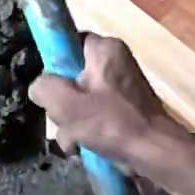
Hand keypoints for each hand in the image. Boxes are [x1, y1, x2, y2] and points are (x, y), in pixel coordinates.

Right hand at [29, 33, 183, 167]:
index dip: (53, 65)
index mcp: (104, 49)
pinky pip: (95, 113)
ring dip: (71, 122)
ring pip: (80, 99)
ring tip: (75, 140)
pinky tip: (85, 145)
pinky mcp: (126, 107)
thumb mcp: (65, 103)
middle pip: (71, 75)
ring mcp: (122, 86)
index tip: (50, 88)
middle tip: (64, 119)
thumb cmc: (111, 123)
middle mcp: (116, 61)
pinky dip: (87, 129)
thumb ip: (43, 87)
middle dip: (62, 103)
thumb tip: (40, 88)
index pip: (67, 42)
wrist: (154, 152)